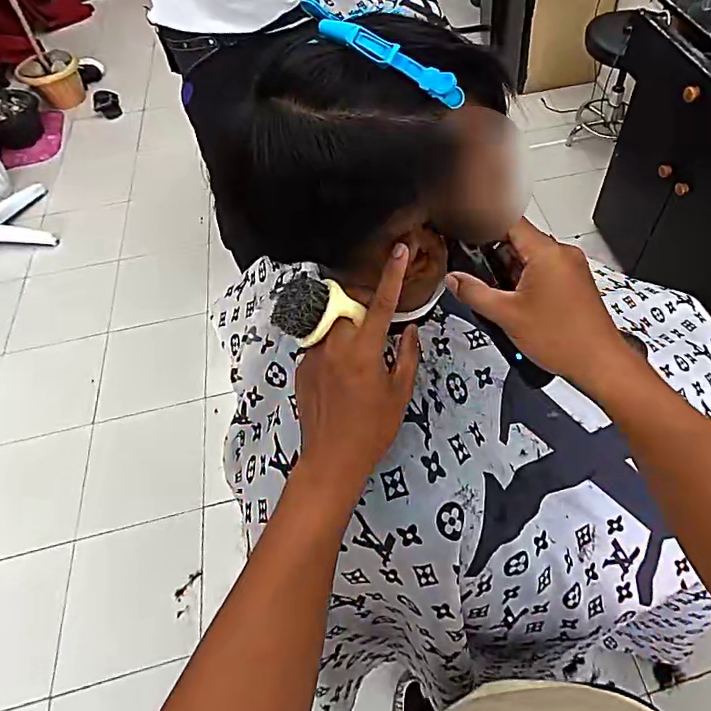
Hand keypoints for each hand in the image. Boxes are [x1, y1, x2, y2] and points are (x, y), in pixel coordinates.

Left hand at [294, 244, 419, 493]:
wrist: (331, 459)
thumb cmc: (372, 429)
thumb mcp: (400, 391)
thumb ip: (407, 354)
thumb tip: (409, 330)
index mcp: (363, 351)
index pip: (381, 303)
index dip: (393, 274)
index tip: (399, 251)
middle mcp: (334, 346)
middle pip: (350, 305)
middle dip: (365, 301)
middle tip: (380, 320)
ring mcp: (313, 355)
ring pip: (334, 322)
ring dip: (351, 325)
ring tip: (363, 353)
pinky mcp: (301, 366)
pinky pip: (322, 342)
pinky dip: (338, 346)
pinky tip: (347, 374)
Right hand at [446, 220, 641, 391]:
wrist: (598, 362)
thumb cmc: (566, 340)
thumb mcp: (506, 315)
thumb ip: (473, 293)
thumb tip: (455, 280)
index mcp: (547, 252)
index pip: (509, 221)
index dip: (483, 227)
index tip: (467, 236)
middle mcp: (563, 255)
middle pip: (520, 241)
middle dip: (496, 258)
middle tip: (481, 278)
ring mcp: (572, 268)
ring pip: (532, 258)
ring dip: (512, 273)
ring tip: (503, 299)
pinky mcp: (576, 283)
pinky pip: (546, 271)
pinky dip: (529, 282)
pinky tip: (521, 305)